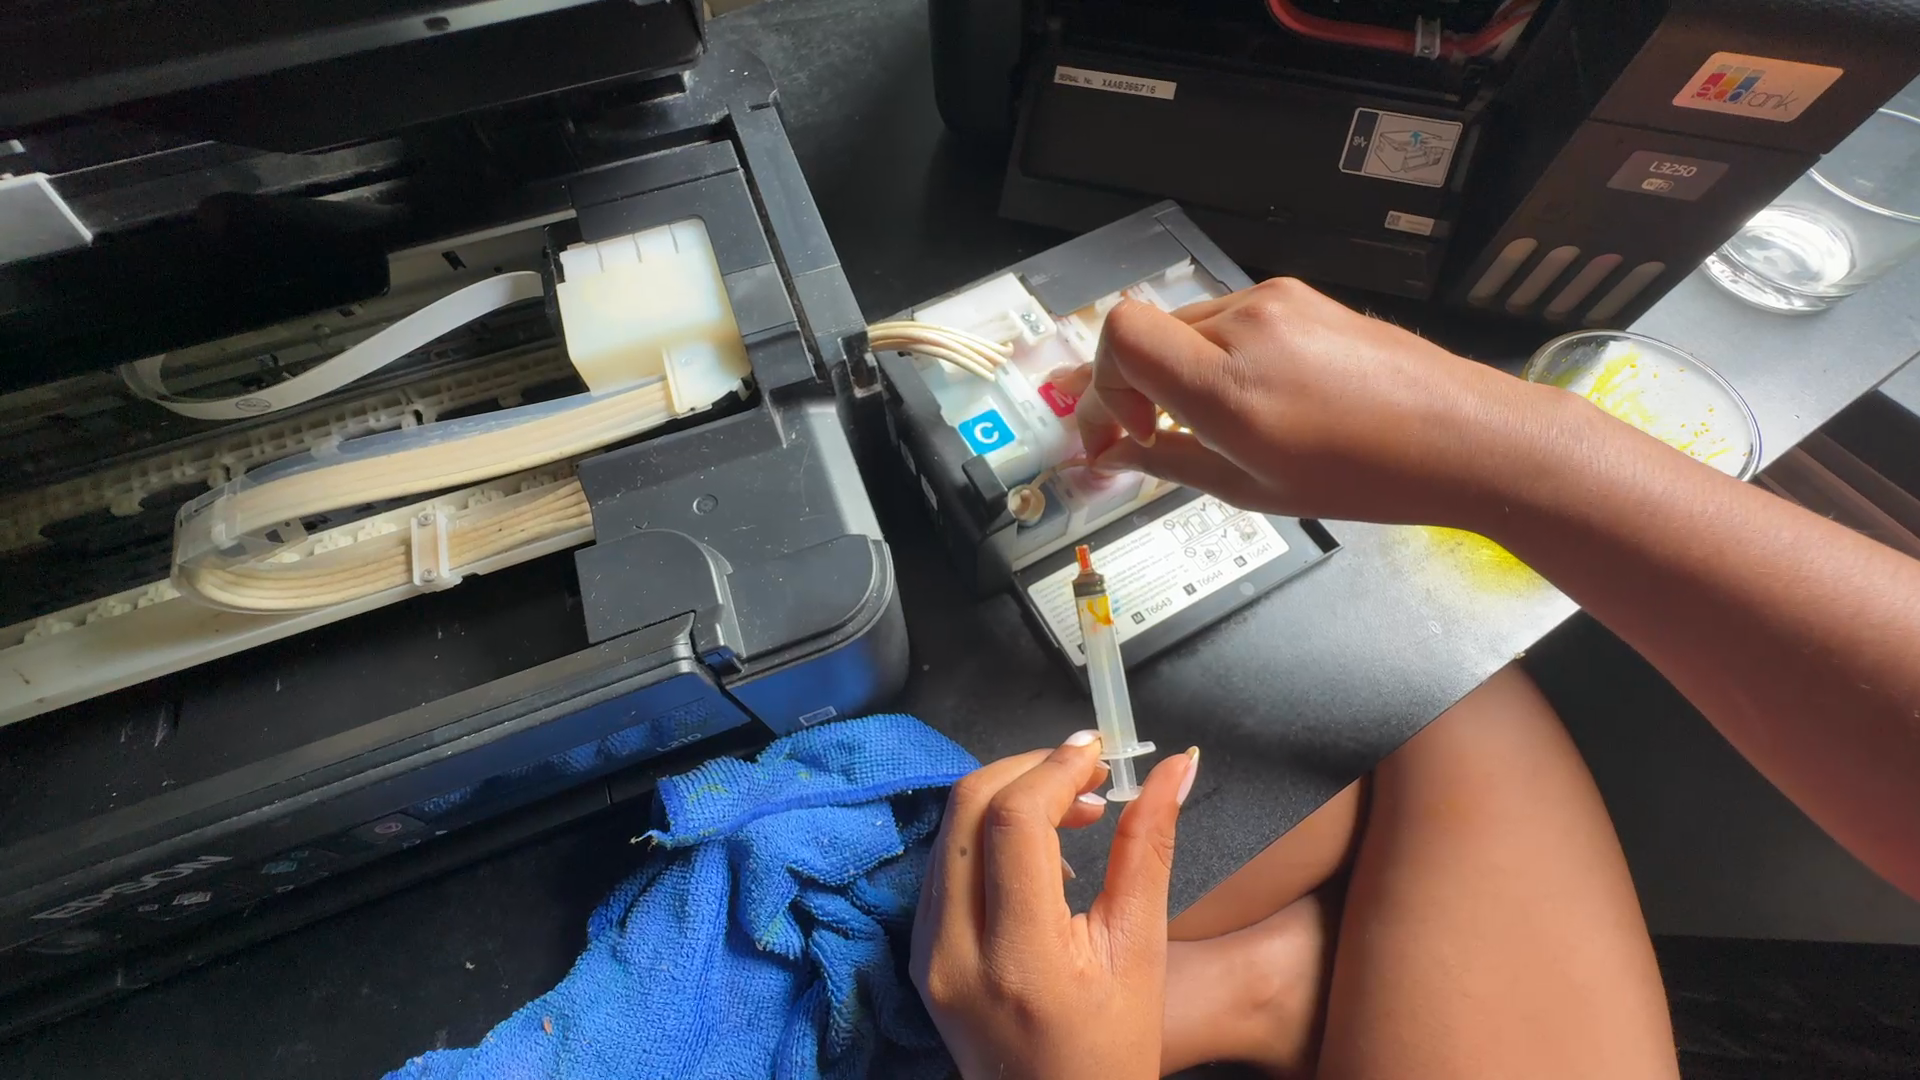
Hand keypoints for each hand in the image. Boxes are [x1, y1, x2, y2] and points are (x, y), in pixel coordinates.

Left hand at [910, 733, 1198, 1079]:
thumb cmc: (1111, 1049)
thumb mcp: (1142, 951)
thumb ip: (1150, 847)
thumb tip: (1177, 766)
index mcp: (1019, 959)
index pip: (1015, 822)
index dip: (1055, 770)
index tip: (1096, 752)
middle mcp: (951, 948)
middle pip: (969, 806)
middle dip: (1029, 768)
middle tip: (1087, 774)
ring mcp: (923, 947)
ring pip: (953, 824)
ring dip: (1010, 793)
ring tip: (1073, 808)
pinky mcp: (916, 943)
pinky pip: (947, 855)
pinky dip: (990, 827)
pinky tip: (1036, 845)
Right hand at [1070, 278, 1548, 526]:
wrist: (1465, 435)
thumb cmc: (1358, 478)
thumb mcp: (1248, 488)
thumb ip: (1167, 462)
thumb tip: (1113, 453)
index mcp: (1227, 382)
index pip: (1120, 335)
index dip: (1104, 382)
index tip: (1132, 428)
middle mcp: (1244, 322)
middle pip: (1143, 331)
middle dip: (1130, 384)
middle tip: (1145, 433)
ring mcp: (1275, 299)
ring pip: (1182, 326)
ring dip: (1171, 371)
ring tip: (1204, 418)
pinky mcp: (1298, 295)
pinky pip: (1224, 320)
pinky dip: (1210, 355)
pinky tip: (1245, 393)